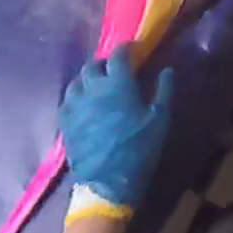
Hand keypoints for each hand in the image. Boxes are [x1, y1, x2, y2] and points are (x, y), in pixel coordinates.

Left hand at [59, 56, 173, 209]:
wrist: (108, 184)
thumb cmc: (138, 148)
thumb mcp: (159, 119)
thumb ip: (164, 91)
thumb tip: (168, 70)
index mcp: (117, 83)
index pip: (118, 54)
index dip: (126, 48)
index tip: (134, 50)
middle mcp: (92, 88)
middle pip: (93, 65)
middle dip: (104, 63)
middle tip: (115, 71)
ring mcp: (75, 105)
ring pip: (76, 81)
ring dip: (87, 80)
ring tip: (97, 87)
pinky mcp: (64, 122)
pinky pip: (67, 101)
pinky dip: (76, 98)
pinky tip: (83, 106)